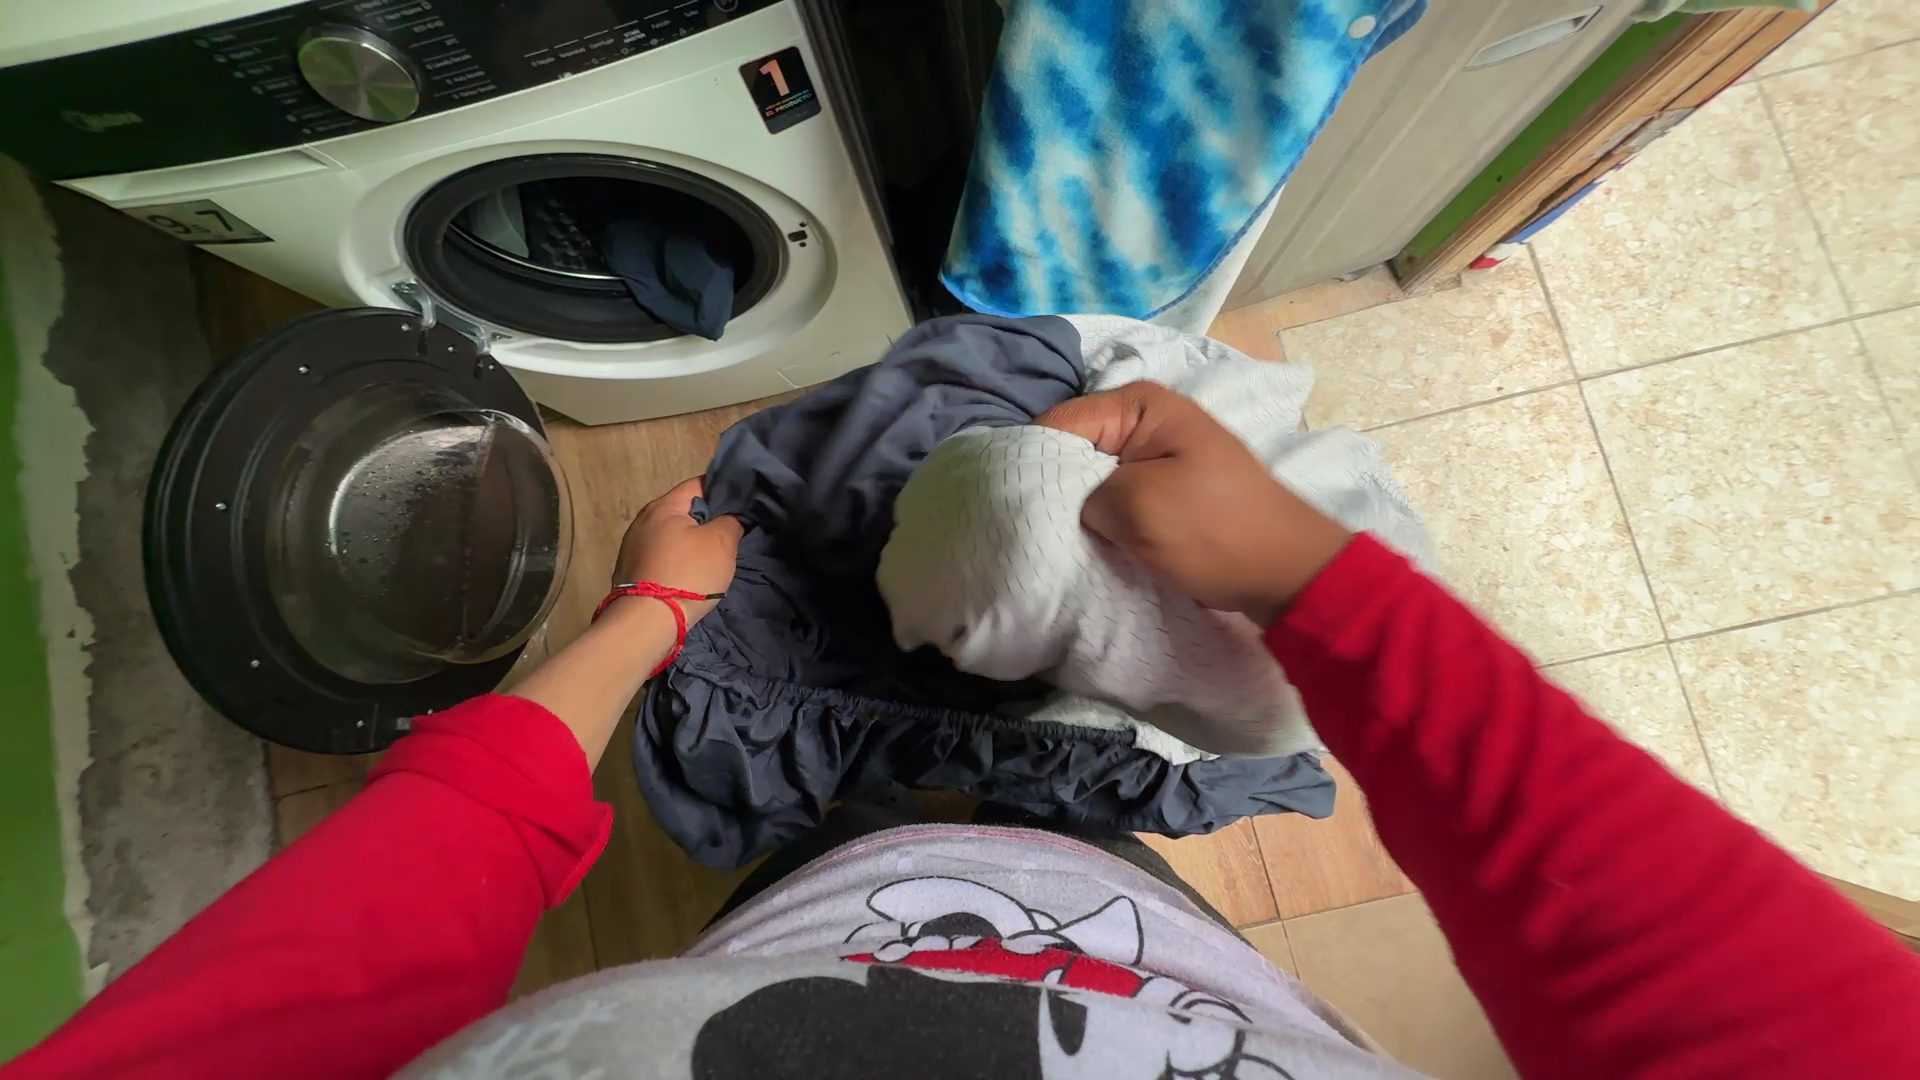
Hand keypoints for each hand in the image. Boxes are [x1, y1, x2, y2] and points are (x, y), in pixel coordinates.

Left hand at [611, 477, 743, 624]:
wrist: (648, 621)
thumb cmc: (688, 573)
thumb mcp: (722, 542)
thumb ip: (731, 521)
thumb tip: (731, 517)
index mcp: (663, 506)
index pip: (698, 484)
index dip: (724, 490)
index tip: (743, 503)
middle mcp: (643, 521)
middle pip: (684, 510)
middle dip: (709, 518)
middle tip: (734, 531)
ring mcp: (633, 547)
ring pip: (673, 535)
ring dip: (693, 541)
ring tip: (715, 555)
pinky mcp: (632, 571)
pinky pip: (663, 556)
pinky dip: (679, 559)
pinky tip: (692, 573)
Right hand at [1033, 382, 1350, 626]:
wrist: (1282, 573)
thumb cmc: (1213, 531)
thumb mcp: (1137, 506)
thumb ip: (1082, 492)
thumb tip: (1064, 501)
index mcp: (1138, 404)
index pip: (1057, 423)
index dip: (1030, 462)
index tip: (1011, 503)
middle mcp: (1142, 419)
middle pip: (1070, 446)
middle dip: (1051, 484)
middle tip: (1030, 524)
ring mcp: (1152, 453)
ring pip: (1088, 475)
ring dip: (1075, 505)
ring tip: (1055, 535)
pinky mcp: (1159, 486)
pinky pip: (1111, 494)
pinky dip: (1098, 516)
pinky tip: (1087, 538)